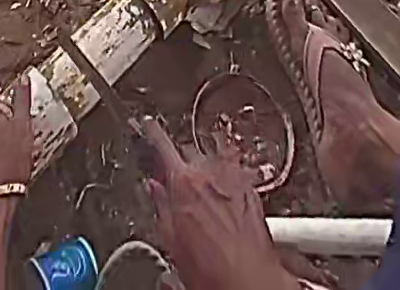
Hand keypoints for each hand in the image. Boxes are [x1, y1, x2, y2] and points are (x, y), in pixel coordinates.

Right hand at [143, 119, 297, 289]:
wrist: (251, 282)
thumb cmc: (213, 271)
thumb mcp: (173, 242)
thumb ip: (161, 206)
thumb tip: (155, 189)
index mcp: (183, 182)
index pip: (162, 145)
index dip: (152, 131)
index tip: (148, 124)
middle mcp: (208, 171)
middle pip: (189, 152)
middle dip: (182, 164)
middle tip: (179, 186)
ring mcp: (232, 175)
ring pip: (213, 158)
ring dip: (206, 169)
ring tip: (206, 195)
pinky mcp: (251, 184)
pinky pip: (234, 169)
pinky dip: (227, 177)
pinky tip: (225, 198)